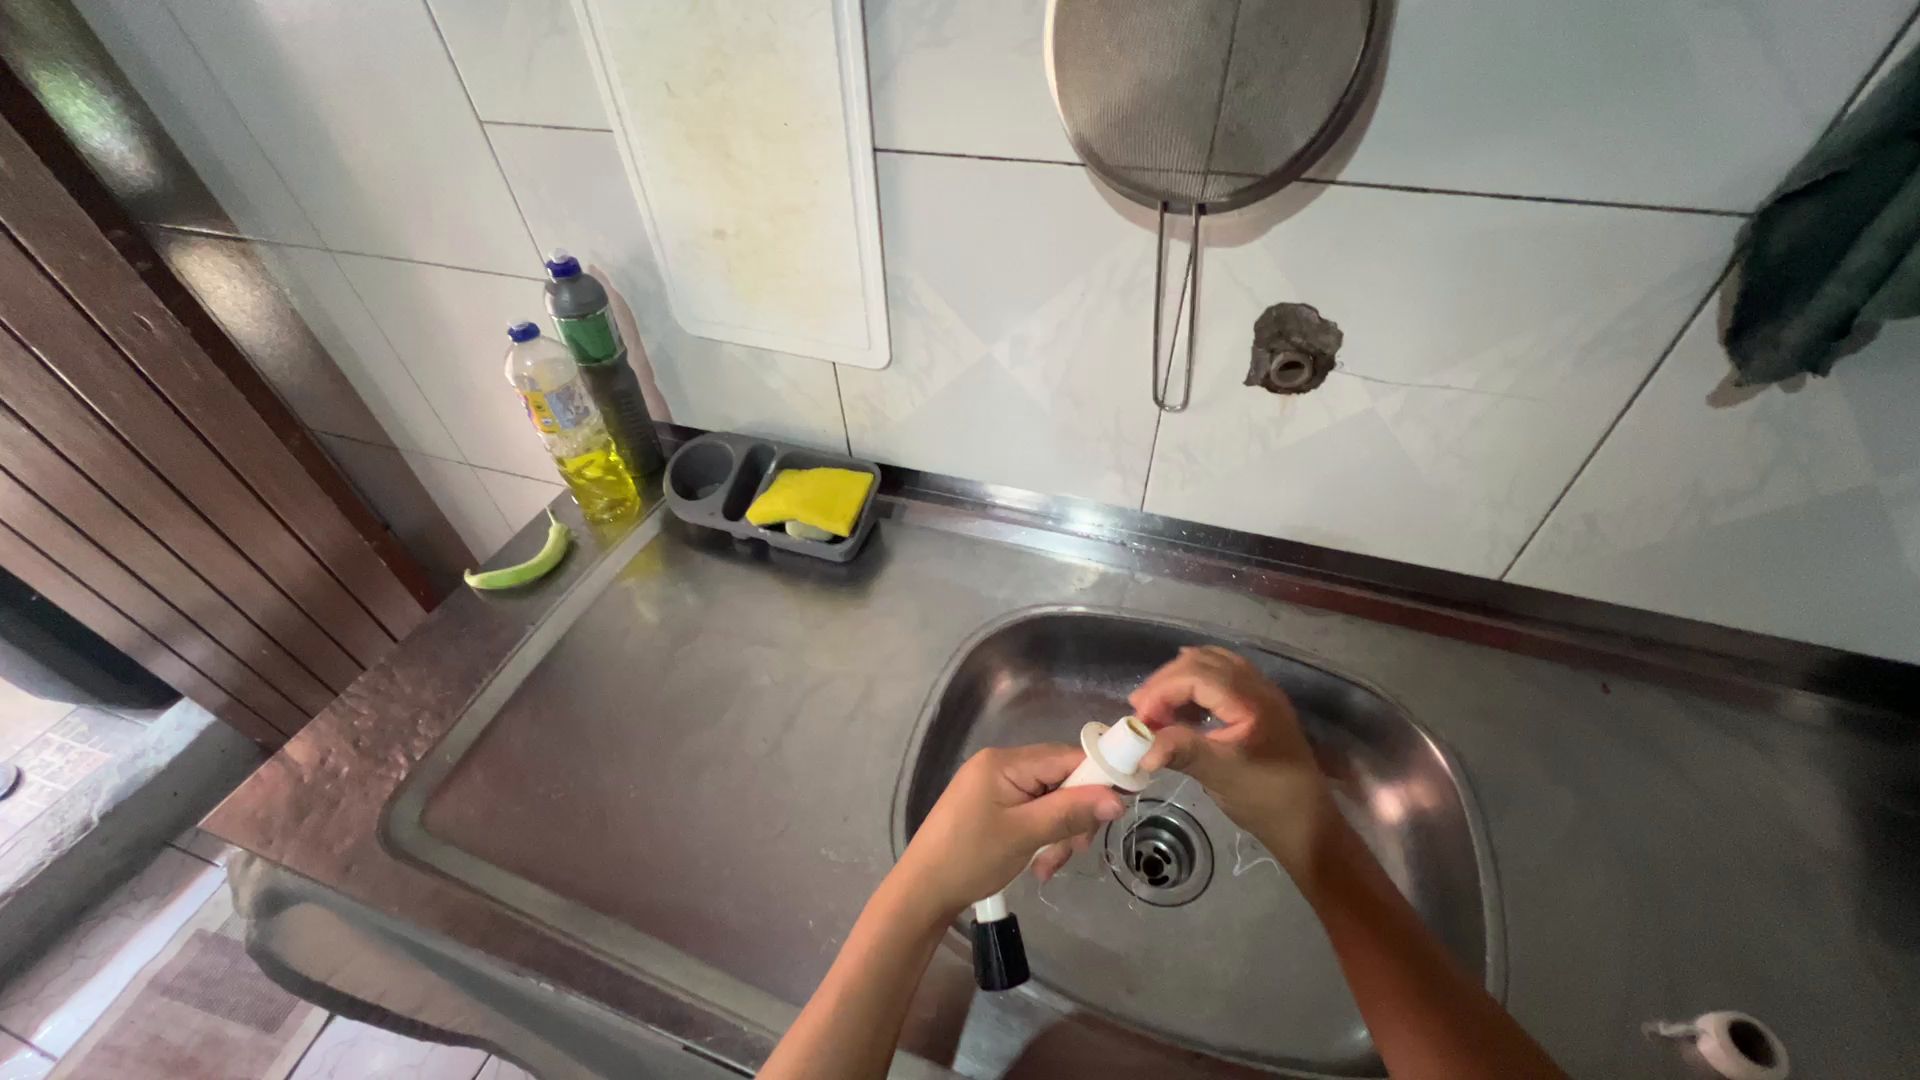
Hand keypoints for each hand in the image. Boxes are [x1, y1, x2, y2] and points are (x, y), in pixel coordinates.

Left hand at [892, 744, 1127, 918]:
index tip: (1116, 807)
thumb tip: (1117, 798)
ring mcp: (994, 785)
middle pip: (1059, 779)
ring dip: (1057, 833)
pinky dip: (1040, 836)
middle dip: (1072, 816)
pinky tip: (1036, 864)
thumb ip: (1071, 812)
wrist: (922, 891)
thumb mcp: (1025, 835)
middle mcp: (1000, 765)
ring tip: (1046, 867)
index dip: (1096, 778)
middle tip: (1071, 852)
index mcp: (1005, 762)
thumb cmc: (970, 858)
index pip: (1065, 756)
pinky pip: (1030, 811)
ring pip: (1048, 800)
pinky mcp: (991, 806)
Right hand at [1131, 646, 1338, 869]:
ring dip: (1180, 680)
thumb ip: (1181, 751)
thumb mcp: (1220, 775)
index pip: (1197, 676)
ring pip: (1212, 664)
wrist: (1307, 825)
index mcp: (1253, 701)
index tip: (1139, 718)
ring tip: (1156, 706)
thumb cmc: (1266, 800)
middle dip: (1166, 682)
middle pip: (1202, 663)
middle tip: (1140, 710)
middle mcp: (1259, 687)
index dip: (1162, 691)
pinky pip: (1222, 677)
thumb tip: (1140, 748)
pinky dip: (1195, 684)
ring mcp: (1262, 694)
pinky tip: (1181, 706)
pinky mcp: (1259, 705)